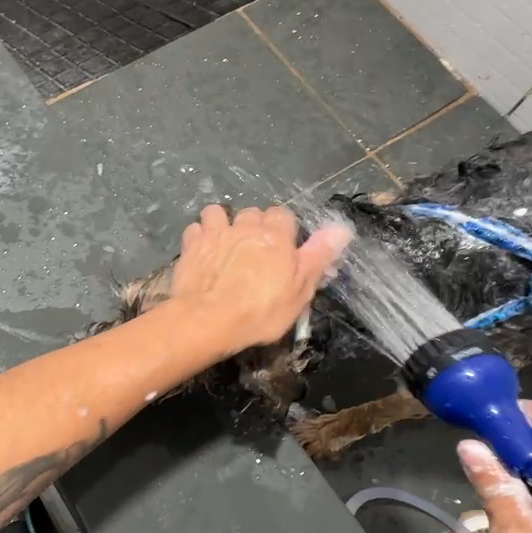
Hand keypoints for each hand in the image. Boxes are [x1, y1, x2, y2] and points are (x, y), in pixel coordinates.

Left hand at [166, 205, 349, 357]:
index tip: (282, 248)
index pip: (283, 214)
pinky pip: (195, 228)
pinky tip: (202, 250)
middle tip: (255, 251)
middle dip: (254, 226)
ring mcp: (214, 233)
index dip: (283, 229)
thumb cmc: (260, 311)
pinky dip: (199, 235)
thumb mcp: (300, 290)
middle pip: (252, 213)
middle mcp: (245, 227)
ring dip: (222, 223)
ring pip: (218, 212)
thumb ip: (318, 256)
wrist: (208, 319)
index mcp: (275, 236)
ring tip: (225, 243)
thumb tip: (341, 228)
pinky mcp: (190, 245)